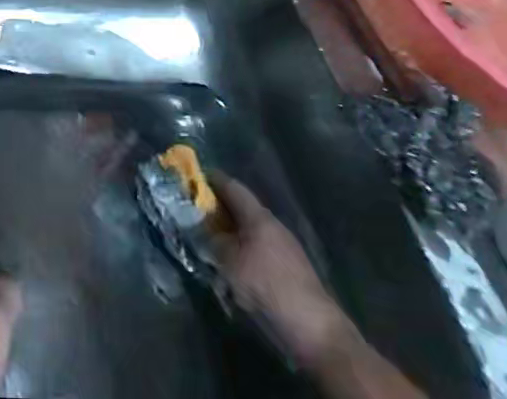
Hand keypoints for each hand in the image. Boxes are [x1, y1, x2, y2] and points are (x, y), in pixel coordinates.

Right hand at [208, 174, 354, 370]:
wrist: (314, 327)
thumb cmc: (268, 288)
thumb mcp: (232, 265)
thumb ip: (215, 242)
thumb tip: (201, 226)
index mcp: (259, 217)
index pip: (233, 187)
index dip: (213, 180)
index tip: (192, 178)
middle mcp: (273, 226)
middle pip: (241, 209)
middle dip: (218, 210)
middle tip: (194, 215)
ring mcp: (283, 247)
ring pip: (249, 232)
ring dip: (229, 233)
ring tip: (209, 244)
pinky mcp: (288, 270)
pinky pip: (257, 250)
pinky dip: (241, 252)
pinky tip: (231, 269)